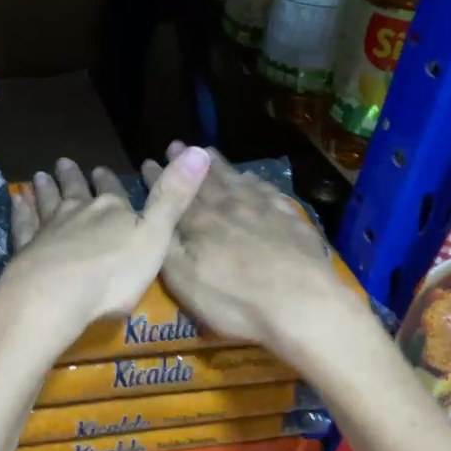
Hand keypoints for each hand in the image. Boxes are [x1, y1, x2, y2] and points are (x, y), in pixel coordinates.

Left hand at [0, 149, 210, 343]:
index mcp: (114, 211)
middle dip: (73, 178)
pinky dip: (21, 210)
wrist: (57, 295)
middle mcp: (80, 213)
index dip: (108, 182)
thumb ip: (174, 197)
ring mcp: (49, 229)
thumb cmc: (114, 274)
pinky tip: (16, 200)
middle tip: (63, 163)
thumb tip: (198, 150)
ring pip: (48, 202)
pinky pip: (23, 223)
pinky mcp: (26, 248)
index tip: (101, 170)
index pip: (113, 191)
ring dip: (45, 189)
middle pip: (76, 191)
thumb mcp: (157, 236)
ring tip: (39, 176)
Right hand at [143, 142, 365, 346]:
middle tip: (176, 145)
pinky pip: (268, 192)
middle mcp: (228, 207)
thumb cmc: (235, 301)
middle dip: (188, 163)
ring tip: (208, 152)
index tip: (148, 163)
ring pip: (236, 180)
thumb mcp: (185, 282)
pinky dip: (255, 181)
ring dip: (220, 166)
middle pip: (205, 181)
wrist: (302, 305)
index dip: (159, 179)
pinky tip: (251, 178)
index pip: (174, 196)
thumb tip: (156, 219)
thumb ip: (166, 247)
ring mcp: (262, 210)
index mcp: (199, 223)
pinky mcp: (290, 220)